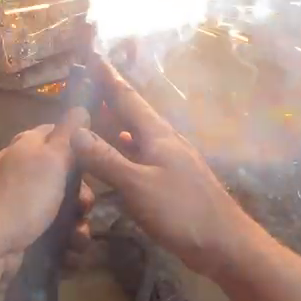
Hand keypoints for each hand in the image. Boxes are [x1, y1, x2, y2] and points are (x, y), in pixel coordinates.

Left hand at [0, 107, 93, 259]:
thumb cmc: (25, 194)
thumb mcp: (52, 157)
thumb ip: (68, 133)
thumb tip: (80, 106)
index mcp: (28, 146)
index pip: (57, 133)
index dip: (78, 145)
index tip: (97, 161)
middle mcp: (22, 170)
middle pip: (63, 176)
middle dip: (82, 195)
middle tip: (85, 208)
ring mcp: (20, 202)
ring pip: (59, 208)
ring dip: (76, 225)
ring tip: (79, 240)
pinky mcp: (20, 231)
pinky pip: (50, 234)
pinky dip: (63, 243)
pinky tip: (70, 254)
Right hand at [71, 63, 258, 277]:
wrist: (225, 245)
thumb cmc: (182, 211)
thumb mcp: (138, 185)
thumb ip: (106, 159)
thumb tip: (75, 130)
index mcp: (156, 134)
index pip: (127, 96)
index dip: (108, 76)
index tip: (92, 55)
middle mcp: (163, 140)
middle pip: (131, 112)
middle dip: (108, 95)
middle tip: (83, 83)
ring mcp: (168, 161)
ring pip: (134, 134)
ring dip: (114, 122)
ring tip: (91, 115)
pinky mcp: (170, 181)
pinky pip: (138, 155)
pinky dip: (121, 149)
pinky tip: (113, 156)